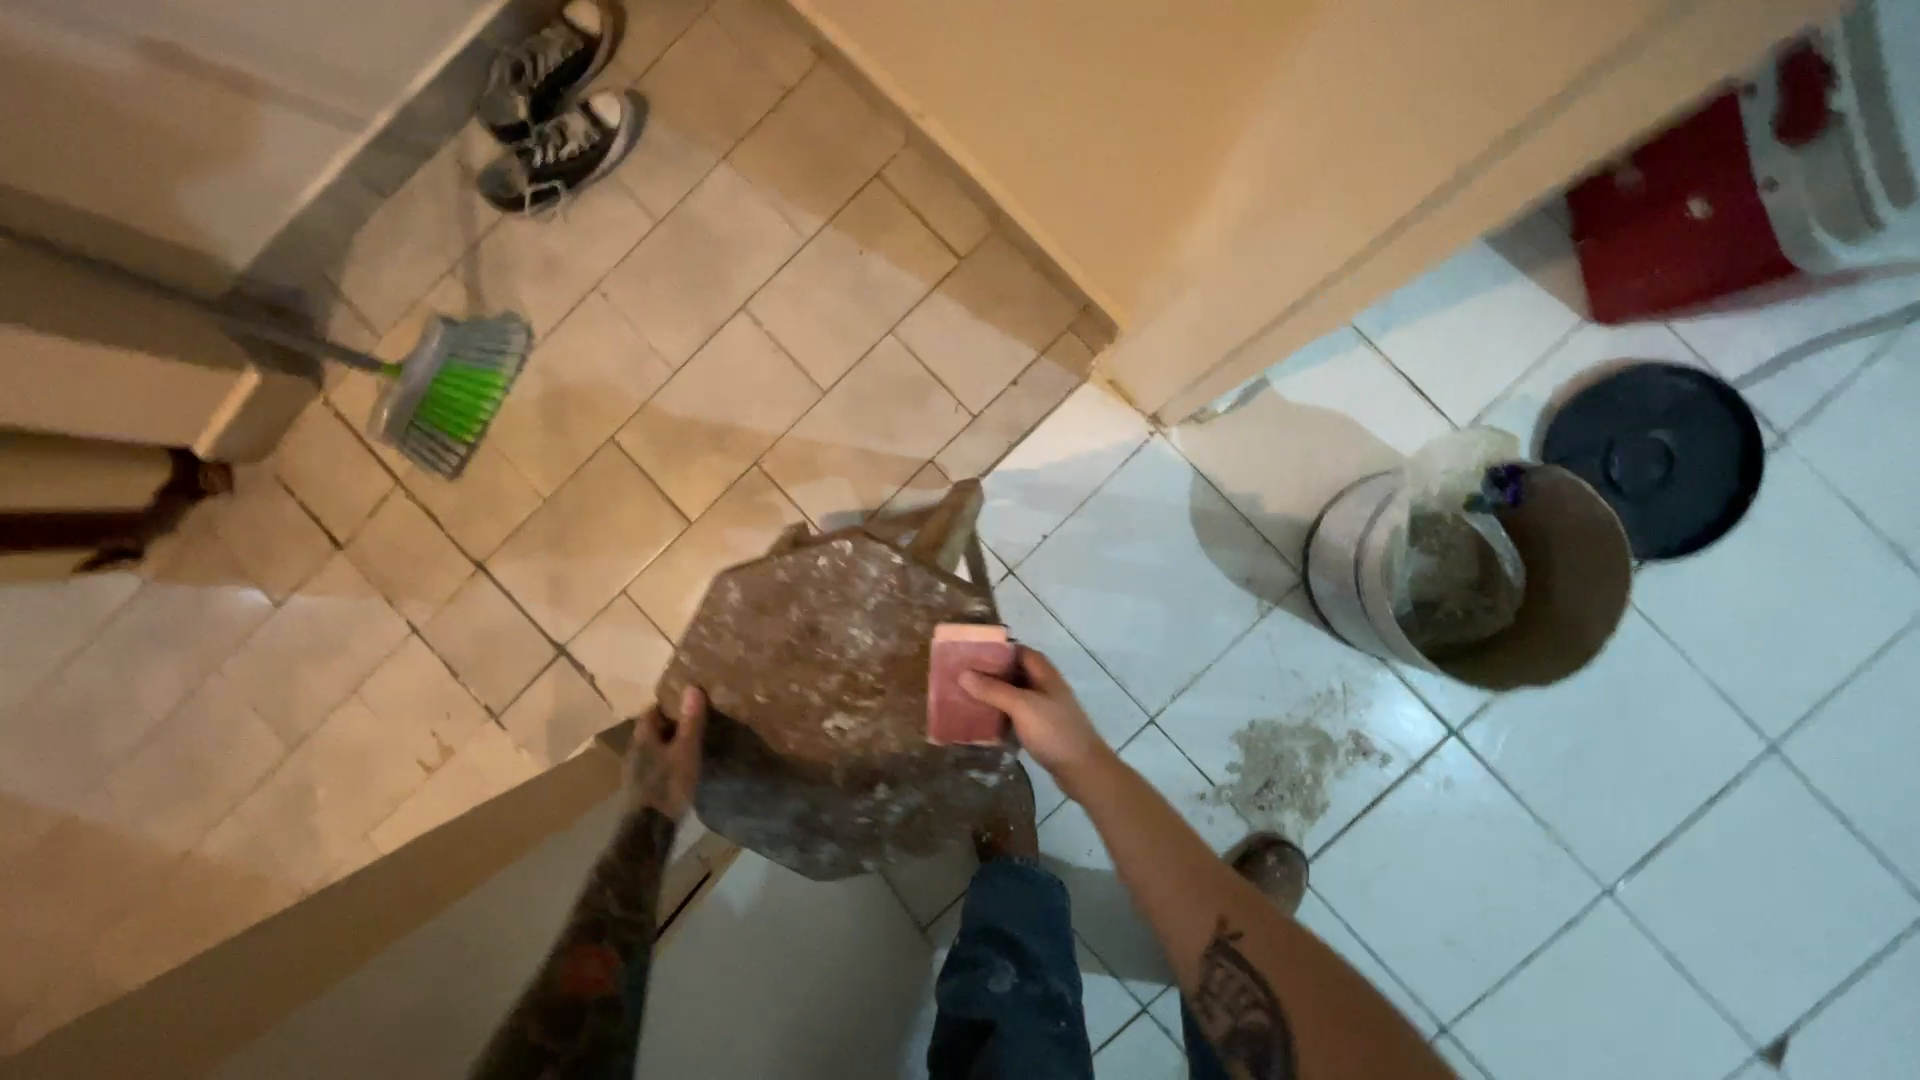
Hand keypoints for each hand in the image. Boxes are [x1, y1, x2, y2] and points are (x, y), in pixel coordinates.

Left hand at [627, 685, 706, 819]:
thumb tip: (692, 687)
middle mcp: (634, 750)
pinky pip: (655, 764)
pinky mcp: (640, 788)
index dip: (671, 702)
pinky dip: (668, 759)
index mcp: (642, 737)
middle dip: (672, 722)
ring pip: (654, 747)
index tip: (690, 698)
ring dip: (670, 742)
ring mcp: (635, 771)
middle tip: (697, 718)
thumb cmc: (668, 786)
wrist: (647, 832)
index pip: (653, 710)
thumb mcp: (686, 750)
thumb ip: (690, 721)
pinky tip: (682, 767)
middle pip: (653, 728)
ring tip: (693, 741)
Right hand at [960, 647, 1116, 795]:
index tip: (971, 652)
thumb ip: (993, 690)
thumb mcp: (1022, 706)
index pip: (1020, 651)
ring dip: (994, 694)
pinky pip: (1016, 714)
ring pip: (1015, 694)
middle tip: (963, 675)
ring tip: (966, 695)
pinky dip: (1001, 714)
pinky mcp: (1041, 729)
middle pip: (1016, 672)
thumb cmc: (1054, 731)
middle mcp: (1045, 687)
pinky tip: (983, 720)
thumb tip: (962, 674)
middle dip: (991, 672)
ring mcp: (1044, 709)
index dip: (998, 649)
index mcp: (1045, 673)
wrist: (1082, 769)